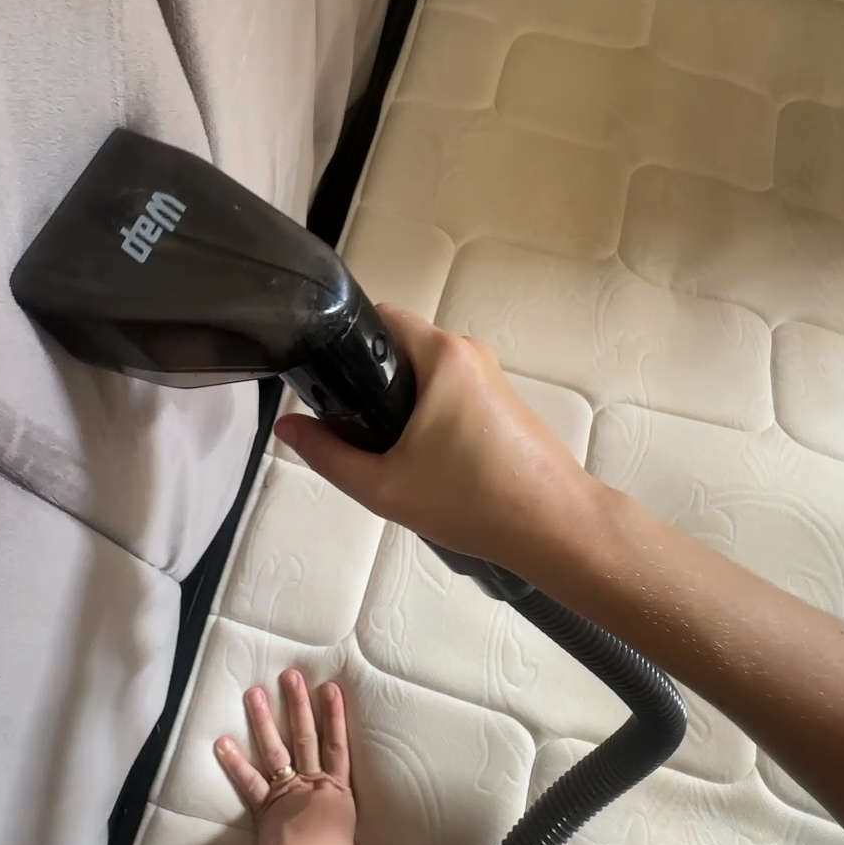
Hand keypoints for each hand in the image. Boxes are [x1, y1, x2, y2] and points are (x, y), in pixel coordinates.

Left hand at [214, 670, 397, 844]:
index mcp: (336, 793)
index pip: (337, 747)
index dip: (335, 717)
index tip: (330, 687)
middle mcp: (310, 785)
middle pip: (305, 737)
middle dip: (298, 704)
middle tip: (291, 675)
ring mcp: (285, 791)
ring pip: (274, 749)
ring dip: (263, 720)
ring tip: (254, 693)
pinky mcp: (264, 805)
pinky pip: (248, 781)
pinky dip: (233, 762)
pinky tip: (221, 741)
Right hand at [273, 304, 609, 572]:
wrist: (555, 528)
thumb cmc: (474, 501)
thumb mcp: (382, 485)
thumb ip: (326, 454)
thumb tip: (288, 427)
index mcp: (442, 355)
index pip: (380, 316)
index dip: (346, 340)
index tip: (328, 376)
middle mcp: (469, 353)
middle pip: (400, 346)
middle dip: (372, 380)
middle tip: (356, 429)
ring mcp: (490, 375)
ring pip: (425, 372)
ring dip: (401, 401)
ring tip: (391, 451)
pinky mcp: (502, 399)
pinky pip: (449, 389)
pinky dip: (428, 412)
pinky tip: (425, 458)